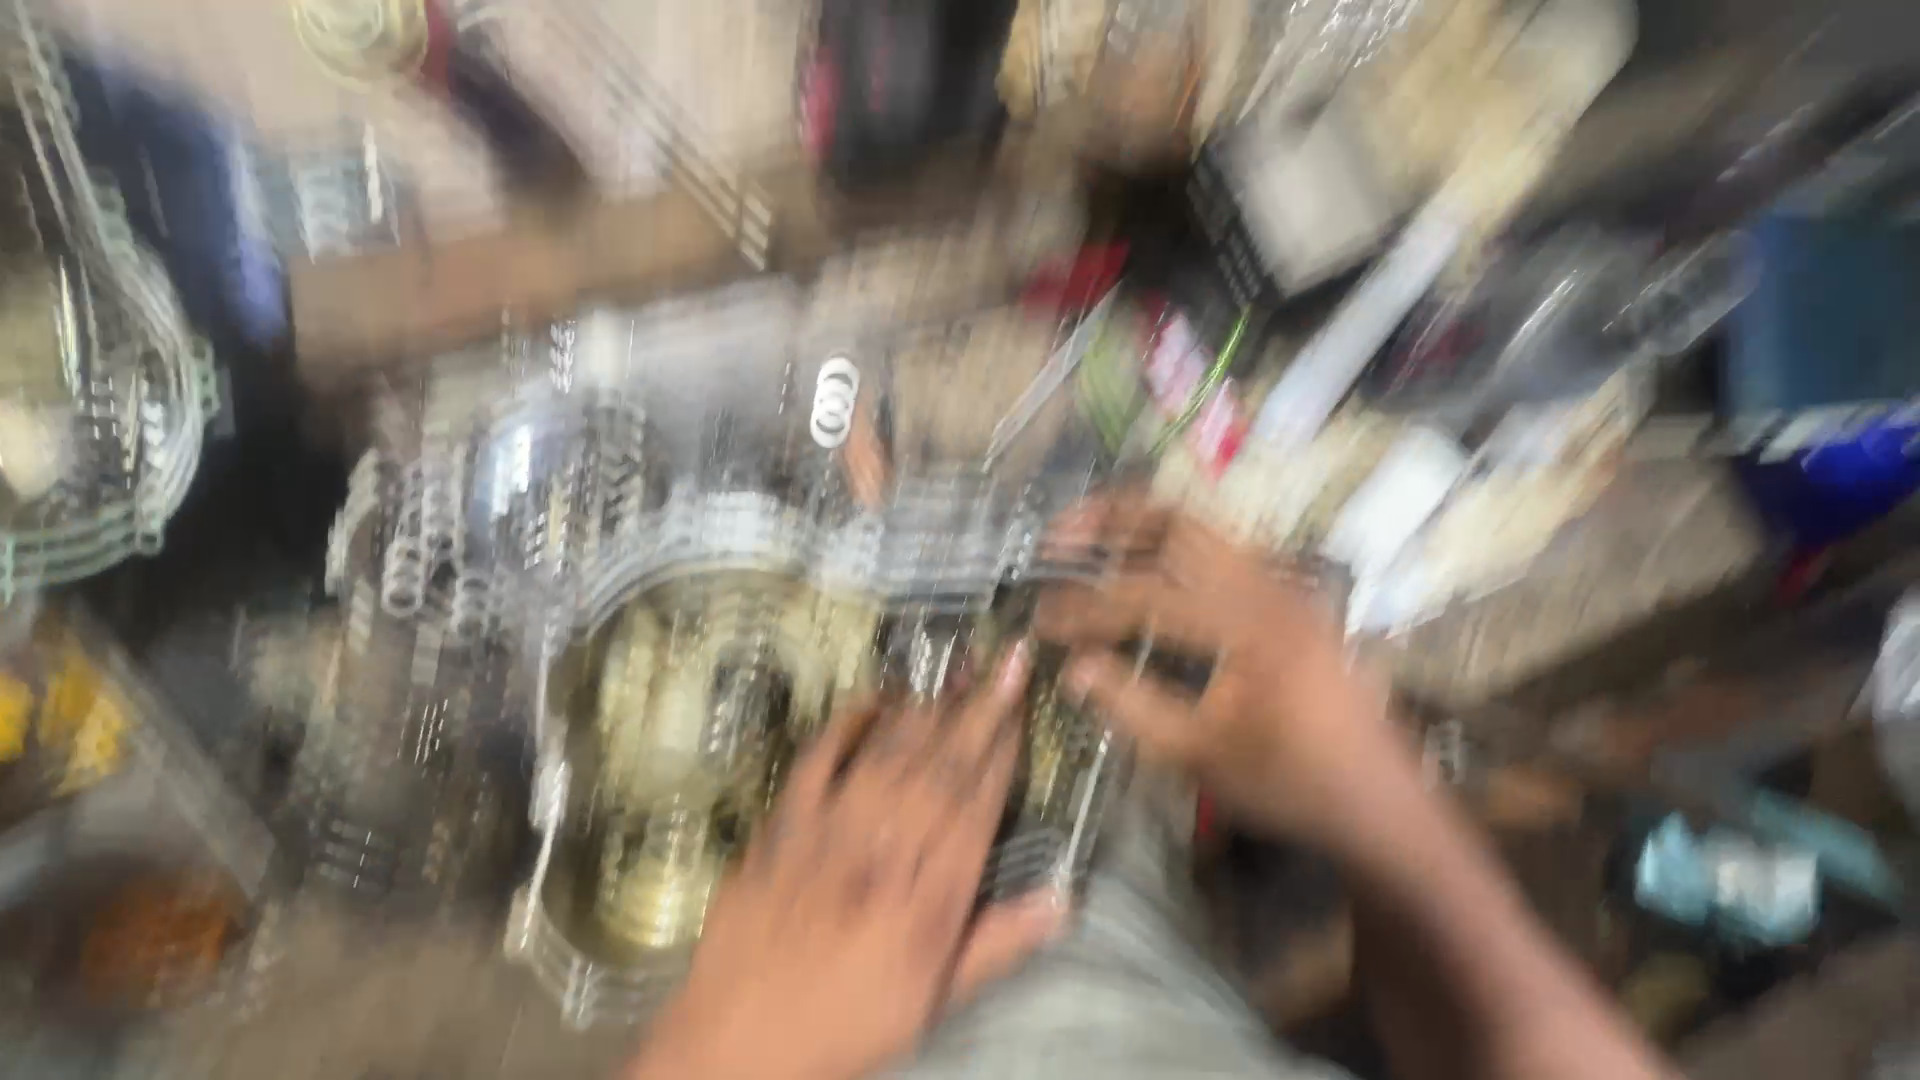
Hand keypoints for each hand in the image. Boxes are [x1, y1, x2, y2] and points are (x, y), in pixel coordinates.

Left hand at [630, 644, 1065, 1079]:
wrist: (740, 1041)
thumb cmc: (847, 1020)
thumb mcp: (934, 1000)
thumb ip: (999, 944)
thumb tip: (1064, 900)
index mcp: (928, 900)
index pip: (977, 807)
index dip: (1005, 753)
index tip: (1023, 708)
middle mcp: (885, 855)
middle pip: (941, 770)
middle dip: (980, 711)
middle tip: (1006, 661)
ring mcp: (830, 834)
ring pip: (889, 758)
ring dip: (927, 710)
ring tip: (958, 671)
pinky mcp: (783, 826)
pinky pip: (817, 762)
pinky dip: (845, 724)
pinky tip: (873, 697)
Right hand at [1036, 496, 1423, 852]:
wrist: (1383, 805)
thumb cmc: (1292, 785)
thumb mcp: (1201, 756)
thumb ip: (1131, 705)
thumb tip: (1072, 668)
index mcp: (1249, 623)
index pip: (1147, 595)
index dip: (1085, 607)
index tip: (1040, 619)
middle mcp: (1269, 585)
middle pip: (1178, 526)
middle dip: (1111, 522)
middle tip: (1057, 531)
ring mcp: (1285, 586)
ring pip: (1202, 531)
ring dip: (1141, 526)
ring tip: (1089, 530)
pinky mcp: (1289, 599)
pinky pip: (1221, 552)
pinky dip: (1173, 545)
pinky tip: (1144, 560)